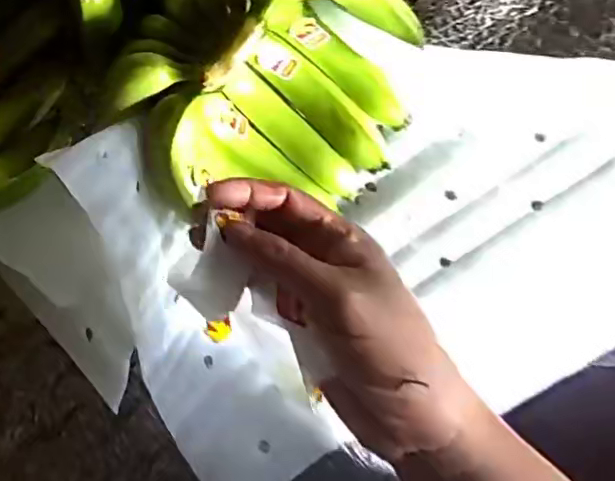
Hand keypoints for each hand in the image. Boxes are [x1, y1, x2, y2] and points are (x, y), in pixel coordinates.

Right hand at [205, 178, 482, 464]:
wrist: (417, 421)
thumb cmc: (386, 343)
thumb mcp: (336, 295)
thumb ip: (283, 259)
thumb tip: (231, 227)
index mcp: (337, 236)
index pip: (286, 200)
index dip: (248, 192)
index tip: (211, 196)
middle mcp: (319, 253)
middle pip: (268, 223)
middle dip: (234, 218)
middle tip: (197, 226)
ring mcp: (307, 286)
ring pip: (260, 254)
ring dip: (232, 249)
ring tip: (201, 252)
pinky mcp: (298, 318)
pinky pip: (262, 288)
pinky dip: (239, 282)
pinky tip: (220, 285)